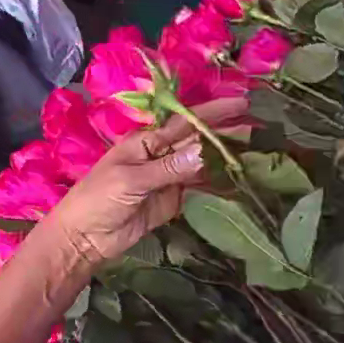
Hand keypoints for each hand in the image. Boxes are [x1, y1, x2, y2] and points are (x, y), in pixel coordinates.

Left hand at [37, 98, 245, 269]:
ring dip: (226, 159)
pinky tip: (238, 182)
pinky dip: (218, 185)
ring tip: (257, 153)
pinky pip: (200, 189)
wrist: (84, 238)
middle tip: (259, 129)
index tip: (241, 104)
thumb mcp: (132, 179)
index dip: (213, 113)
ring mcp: (169, 177)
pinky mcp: (173, 200)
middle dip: (226, 133)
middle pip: (199, 141)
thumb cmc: (98, 199)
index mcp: (147, 140)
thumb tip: (204, 151)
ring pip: (203, 164)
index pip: (186, 122)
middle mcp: (161, 154)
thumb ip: (169, 167)